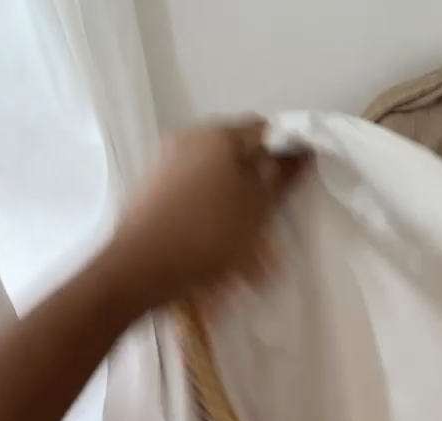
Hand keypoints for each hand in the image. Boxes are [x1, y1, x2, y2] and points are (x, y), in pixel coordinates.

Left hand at [100, 119, 311, 311]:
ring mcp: (167, 165)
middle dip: (257, 188)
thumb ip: (280, 176)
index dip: (284, 155)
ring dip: (234, 210)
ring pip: (216, 181)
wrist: (139, 269)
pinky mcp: (152, 193)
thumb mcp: (256, 208)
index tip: (291, 190)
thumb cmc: (207, 236)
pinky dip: (209, 220)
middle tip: (266, 227)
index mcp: (218, 134)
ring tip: (241, 250)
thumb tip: (301, 149)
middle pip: (237, 157)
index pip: (265, 130)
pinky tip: (213, 252)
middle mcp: (189, 139)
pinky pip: (193, 199)